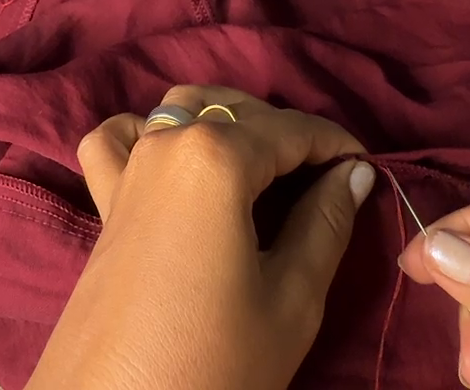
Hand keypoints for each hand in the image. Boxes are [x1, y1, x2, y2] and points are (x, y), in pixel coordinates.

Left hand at [26, 86, 374, 389]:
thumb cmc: (214, 361)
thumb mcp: (291, 299)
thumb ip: (325, 222)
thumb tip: (354, 173)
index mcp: (216, 156)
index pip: (291, 130)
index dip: (335, 143)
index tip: (365, 166)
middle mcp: (167, 142)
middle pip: (239, 112)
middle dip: (288, 134)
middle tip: (328, 178)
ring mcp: (129, 165)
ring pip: (182, 108)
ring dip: (227, 120)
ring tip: (265, 164)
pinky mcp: (103, 196)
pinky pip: (117, 139)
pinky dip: (146, 132)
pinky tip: (172, 158)